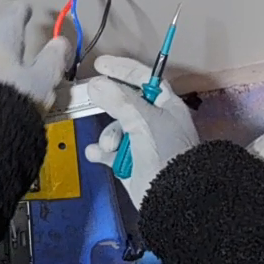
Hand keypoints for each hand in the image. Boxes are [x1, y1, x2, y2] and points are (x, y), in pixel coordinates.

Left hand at [0, 3, 70, 110]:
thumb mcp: (43, 80)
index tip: (28, 10)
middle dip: (6, 26)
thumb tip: (60, 42)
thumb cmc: (13, 99)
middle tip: (16, 26)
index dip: (23, 12)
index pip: (13, 17)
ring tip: (6, 52)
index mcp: (1, 40)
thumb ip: (53, 60)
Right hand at [83, 55, 199, 206]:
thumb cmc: (164, 153)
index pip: (144, 78)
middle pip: (125, 103)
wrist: (172, 199)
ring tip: (110, 146)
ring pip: (116, 129)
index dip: (123, 69)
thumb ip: (119, 100)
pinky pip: (111, 152)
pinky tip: (96, 154)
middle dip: (110, 106)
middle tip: (91, 98)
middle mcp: (155, 121)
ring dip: (108, 136)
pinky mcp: (131, 163)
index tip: (101, 64)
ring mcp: (143, 143)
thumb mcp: (143, 121)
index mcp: (166, 106)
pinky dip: (102, 152)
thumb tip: (96, 84)